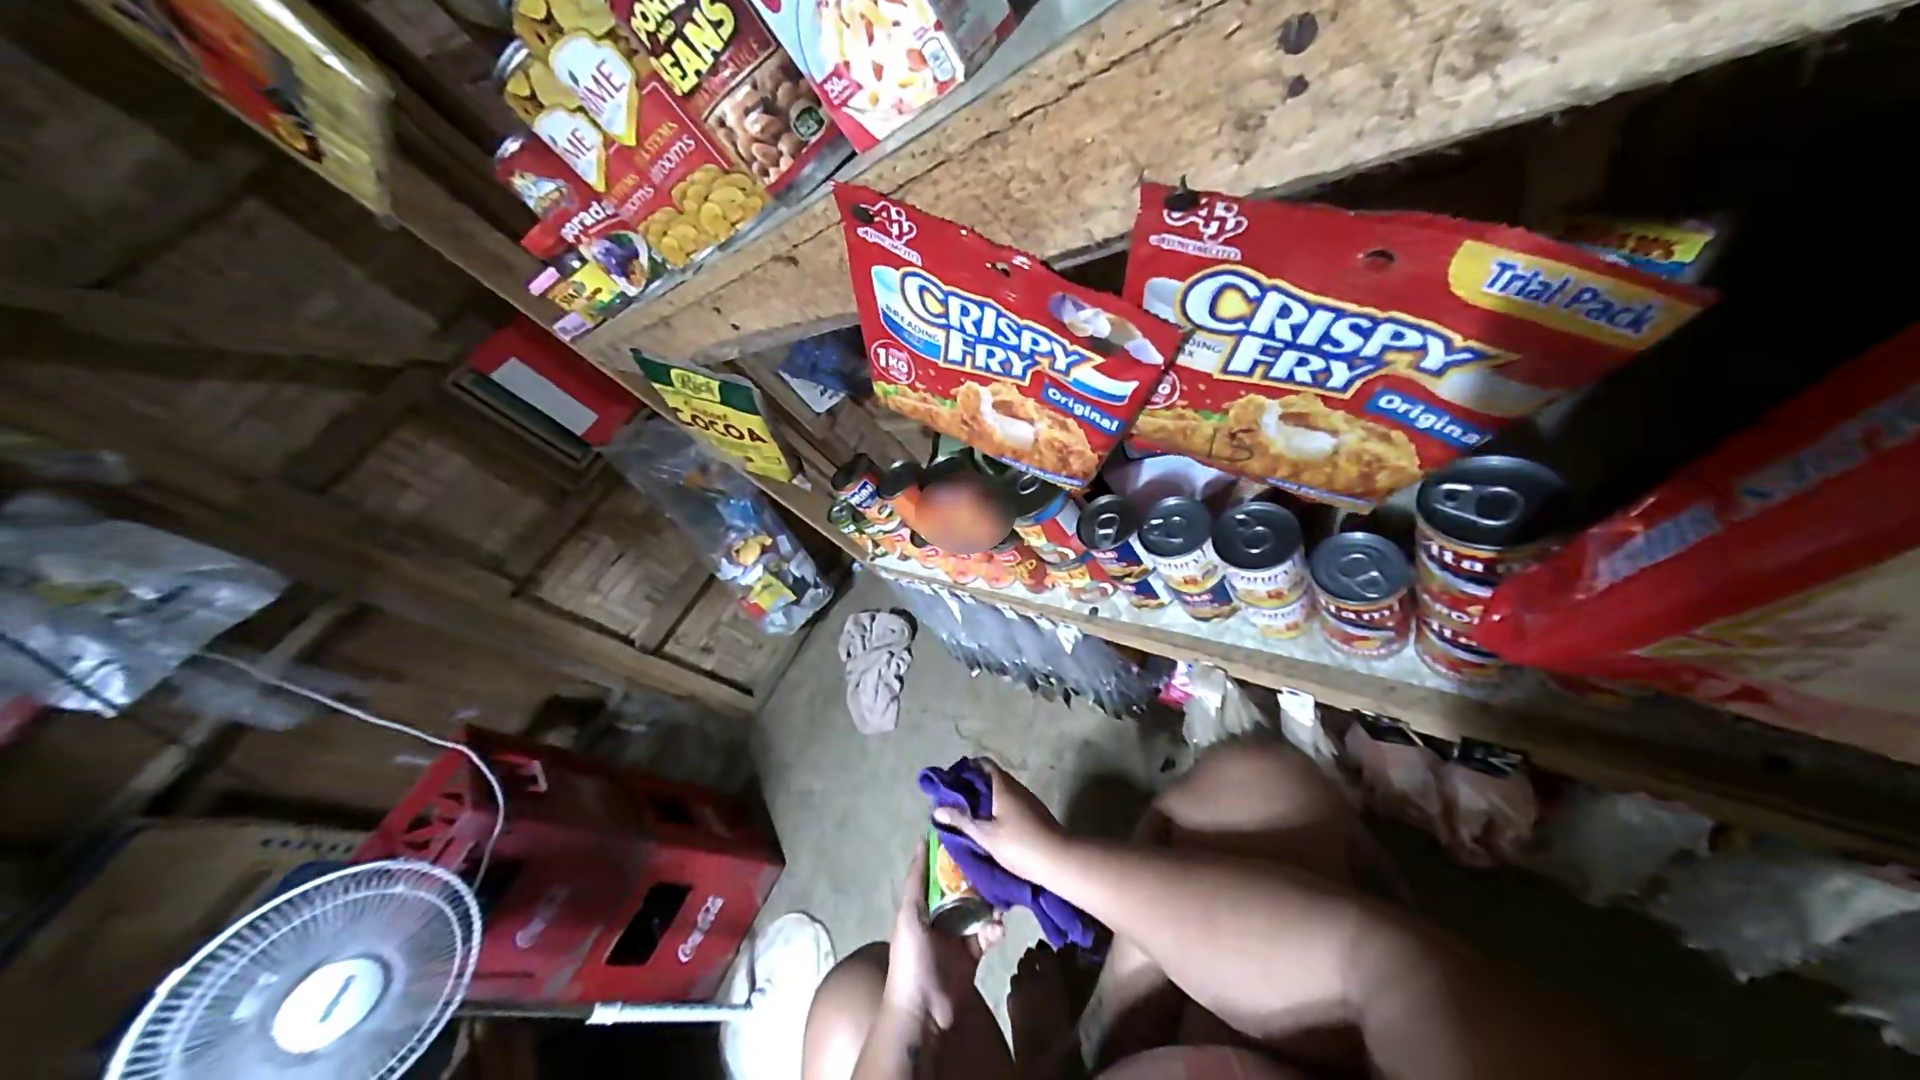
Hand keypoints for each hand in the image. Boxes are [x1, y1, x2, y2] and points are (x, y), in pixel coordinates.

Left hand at [882, 842, 1003, 1028]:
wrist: (924, 1010)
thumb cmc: (912, 958)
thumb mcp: (910, 914)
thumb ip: (917, 879)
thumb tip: (923, 839)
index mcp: (924, 903)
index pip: (942, 873)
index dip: (956, 857)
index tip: (974, 837)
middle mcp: (942, 915)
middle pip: (965, 889)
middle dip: (980, 880)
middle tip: (997, 867)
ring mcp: (959, 934)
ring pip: (980, 909)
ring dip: (991, 905)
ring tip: (1002, 902)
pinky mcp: (974, 953)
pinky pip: (988, 934)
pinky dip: (996, 929)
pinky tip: (999, 928)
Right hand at [931, 759, 1066, 884]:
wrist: (1059, 860)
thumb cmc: (1019, 844)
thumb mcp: (985, 835)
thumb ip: (962, 820)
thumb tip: (937, 810)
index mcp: (1003, 785)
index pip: (983, 764)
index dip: (966, 769)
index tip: (951, 782)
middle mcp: (1016, 787)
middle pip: (991, 778)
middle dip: (972, 787)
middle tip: (954, 801)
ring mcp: (1027, 800)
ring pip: (1001, 792)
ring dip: (985, 799)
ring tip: (967, 814)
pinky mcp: (1034, 815)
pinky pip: (1010, 804)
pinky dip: (996, 809)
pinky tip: (989, 825)